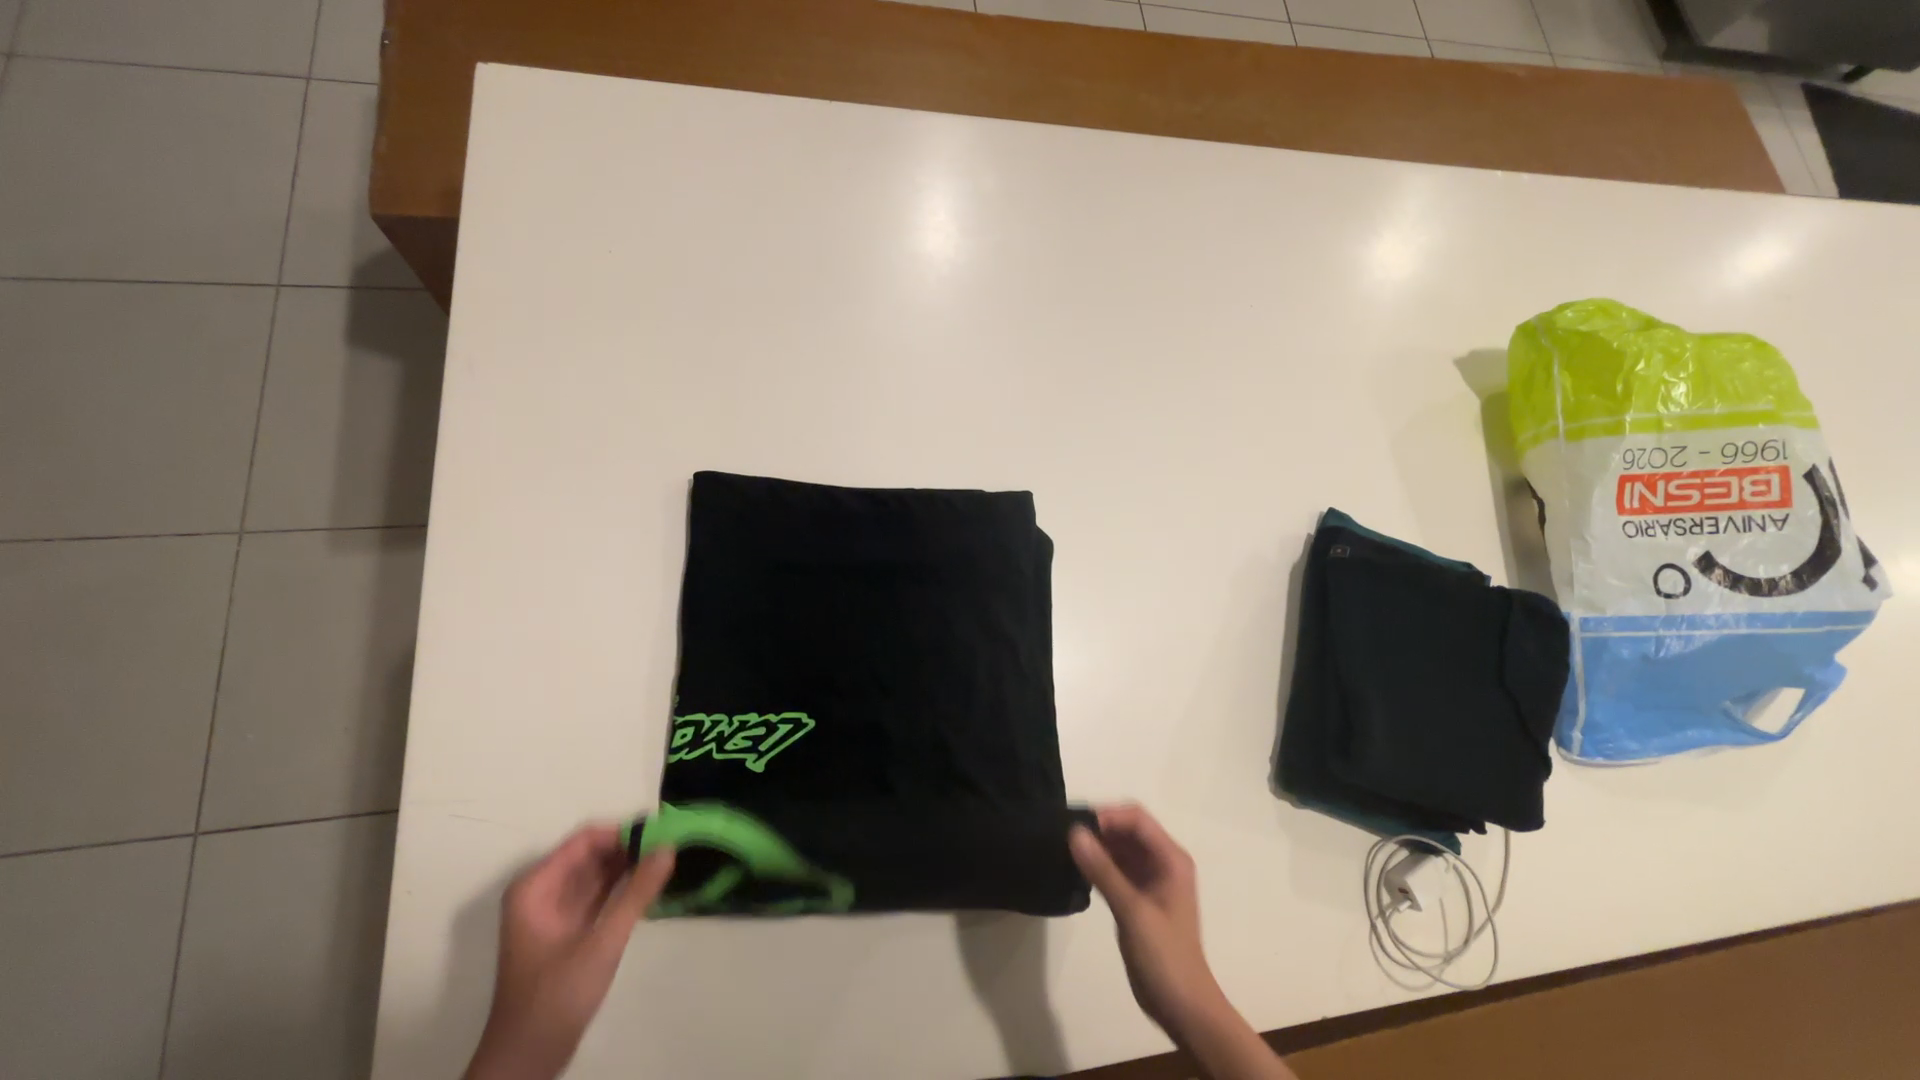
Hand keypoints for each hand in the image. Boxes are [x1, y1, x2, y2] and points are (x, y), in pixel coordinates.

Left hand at [464, 825, 675, 1079]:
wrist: (527, 1058)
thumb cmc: (556, 995)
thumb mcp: (602, 942)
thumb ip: (636, 893)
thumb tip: (669, 846)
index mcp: (536, 886)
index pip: (586, 840)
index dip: (624, 831)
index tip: (666, 829)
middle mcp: (543, 891)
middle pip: (592, 854)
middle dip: (631, 847)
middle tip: (676, 841)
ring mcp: (555, 912)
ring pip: (598, 874)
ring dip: (631, 866)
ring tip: (671, 857)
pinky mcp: (570, 930)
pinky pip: (600, 896)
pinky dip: (624, 888)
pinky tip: (654, 885)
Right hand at [1070, 805, 1224, 1034]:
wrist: (1183, 1006)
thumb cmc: (1165, 956)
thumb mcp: (1132, 911)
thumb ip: (1103, 871)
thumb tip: (1074, 833)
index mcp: (1171, 859)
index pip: (1137, 819)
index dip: (1107, 815)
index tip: (1074, 824)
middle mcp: (1162, 863)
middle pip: (1128, 831)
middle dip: (1099, 829)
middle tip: (1062, 835)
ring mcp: (1150, 882)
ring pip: (1119, 850)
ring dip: (1096, 847)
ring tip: (1063, 849)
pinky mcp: (1137, 899)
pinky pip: (1115, 870)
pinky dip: (1097, 866)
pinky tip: (1075, 870)